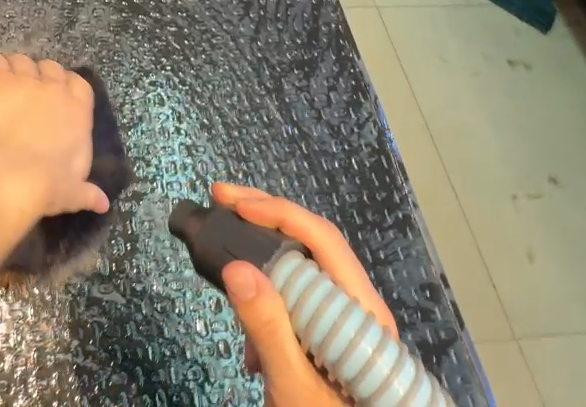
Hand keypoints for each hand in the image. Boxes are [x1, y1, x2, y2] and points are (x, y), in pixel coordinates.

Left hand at [0, 50, 109, 219]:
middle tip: (32, 83)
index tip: (61, 89)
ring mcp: (26, 82)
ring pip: (22, 61)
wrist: (14, 174)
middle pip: (51, 67)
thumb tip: (104, 204)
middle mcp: (55, 90)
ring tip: (8, 73)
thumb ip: (88, 193)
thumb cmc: (49, 185)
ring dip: (16, 66)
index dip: (69, 83)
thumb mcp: (74, 192)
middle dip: (43, 72)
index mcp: (78, 112)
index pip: (80, 84)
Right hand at [213, 183, 397, 406]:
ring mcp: (346, 326)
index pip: (324, 240)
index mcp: (364, 314)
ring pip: (302, 271)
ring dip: (262, 264)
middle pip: (313, 243)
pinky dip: (268, 307)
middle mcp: (359, 309)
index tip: (234, 203)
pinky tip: (252, 351)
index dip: (279, 212)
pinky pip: (297, 303)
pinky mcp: (330, 342)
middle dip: (265, 217)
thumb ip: (269, 329)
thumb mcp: (295, 388)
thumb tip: (236, 266)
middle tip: (220, 197)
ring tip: (223, 262)